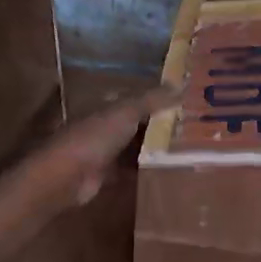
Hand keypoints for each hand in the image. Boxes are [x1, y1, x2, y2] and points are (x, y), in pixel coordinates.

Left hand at [11, 86, 177, 210]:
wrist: (65, 176)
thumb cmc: (94, 137)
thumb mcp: (126, 111)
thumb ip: (153, 99)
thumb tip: (181, 85)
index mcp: (108, 106)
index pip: (137, 97)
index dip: (159, 97)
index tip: (186, 101)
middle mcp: (106, 125)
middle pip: (139, 122)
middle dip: (162, 123)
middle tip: (195, 126)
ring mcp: (105, 150)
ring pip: (137, 145)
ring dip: (157, 147)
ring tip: (190, 147)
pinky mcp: (107, 174)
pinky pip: (132, 168)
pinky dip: (147, 168)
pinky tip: (170, 169)